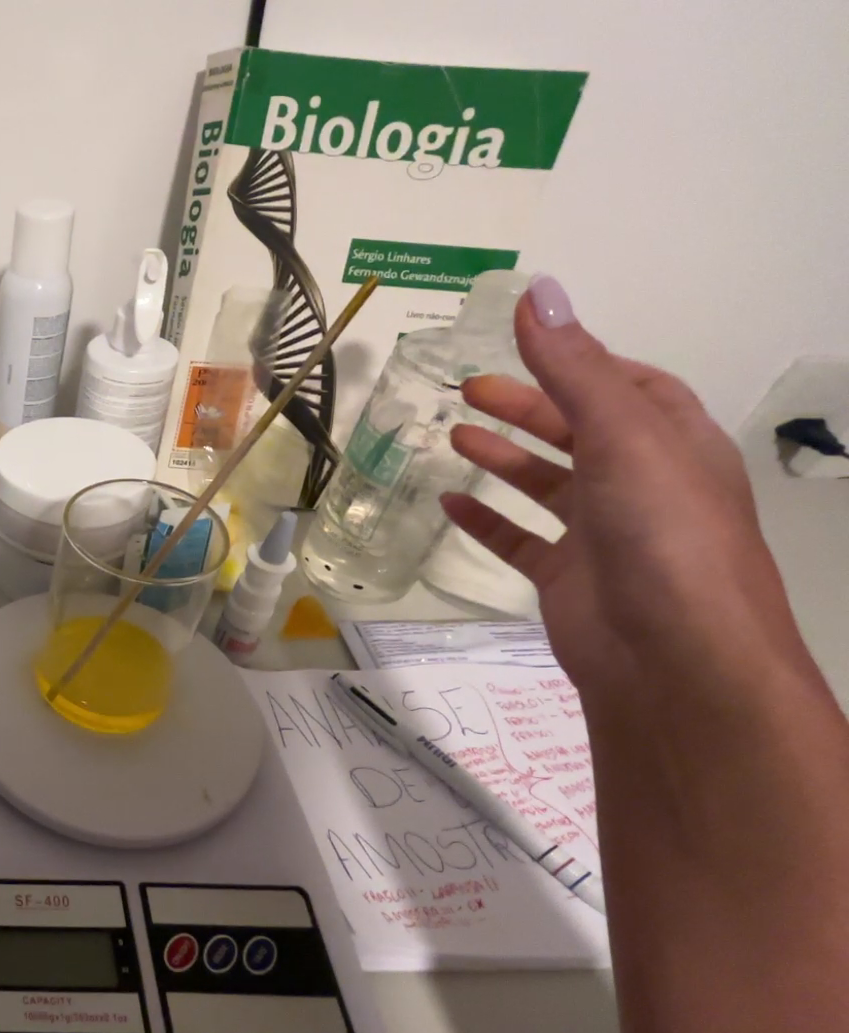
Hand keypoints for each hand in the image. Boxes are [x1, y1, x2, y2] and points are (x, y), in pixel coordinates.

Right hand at [443, 275, 811, 709]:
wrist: (671, 655)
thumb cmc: (659, 533)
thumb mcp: (622, 436)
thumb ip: (574, 368)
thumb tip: (538, 291)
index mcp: (671, 444)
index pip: (630, 387)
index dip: (581, 363)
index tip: (523, 347)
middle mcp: (641, 483)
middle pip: (580, 430)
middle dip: (528, 405)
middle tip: (466, 389)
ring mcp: (602, 532)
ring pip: (546, 482)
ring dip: (503, 456)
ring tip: (452, 434)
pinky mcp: (565, 574)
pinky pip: (518, 536)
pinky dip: (485, 517)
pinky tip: (449, 502)